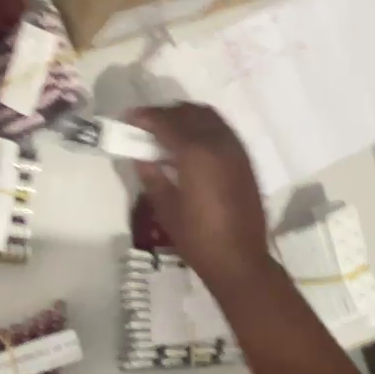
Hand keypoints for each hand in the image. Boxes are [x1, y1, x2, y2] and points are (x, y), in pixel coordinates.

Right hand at [124, 104, 279, 293]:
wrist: (240, 260)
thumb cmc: (198, 239)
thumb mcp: (167, 209)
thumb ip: (152, 177)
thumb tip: (141, 158)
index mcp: (196, 153)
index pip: (167, 123)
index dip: (145, 117)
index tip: (129, 119)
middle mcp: (219, 143)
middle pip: (190, 113)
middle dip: (166, 114)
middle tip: (146, 125)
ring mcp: (236, 150)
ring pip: (210, 118)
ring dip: (187, 118)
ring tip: (168, 132)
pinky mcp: (245, 161)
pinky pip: (222, 131)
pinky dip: (204, 129)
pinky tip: (191, 147)